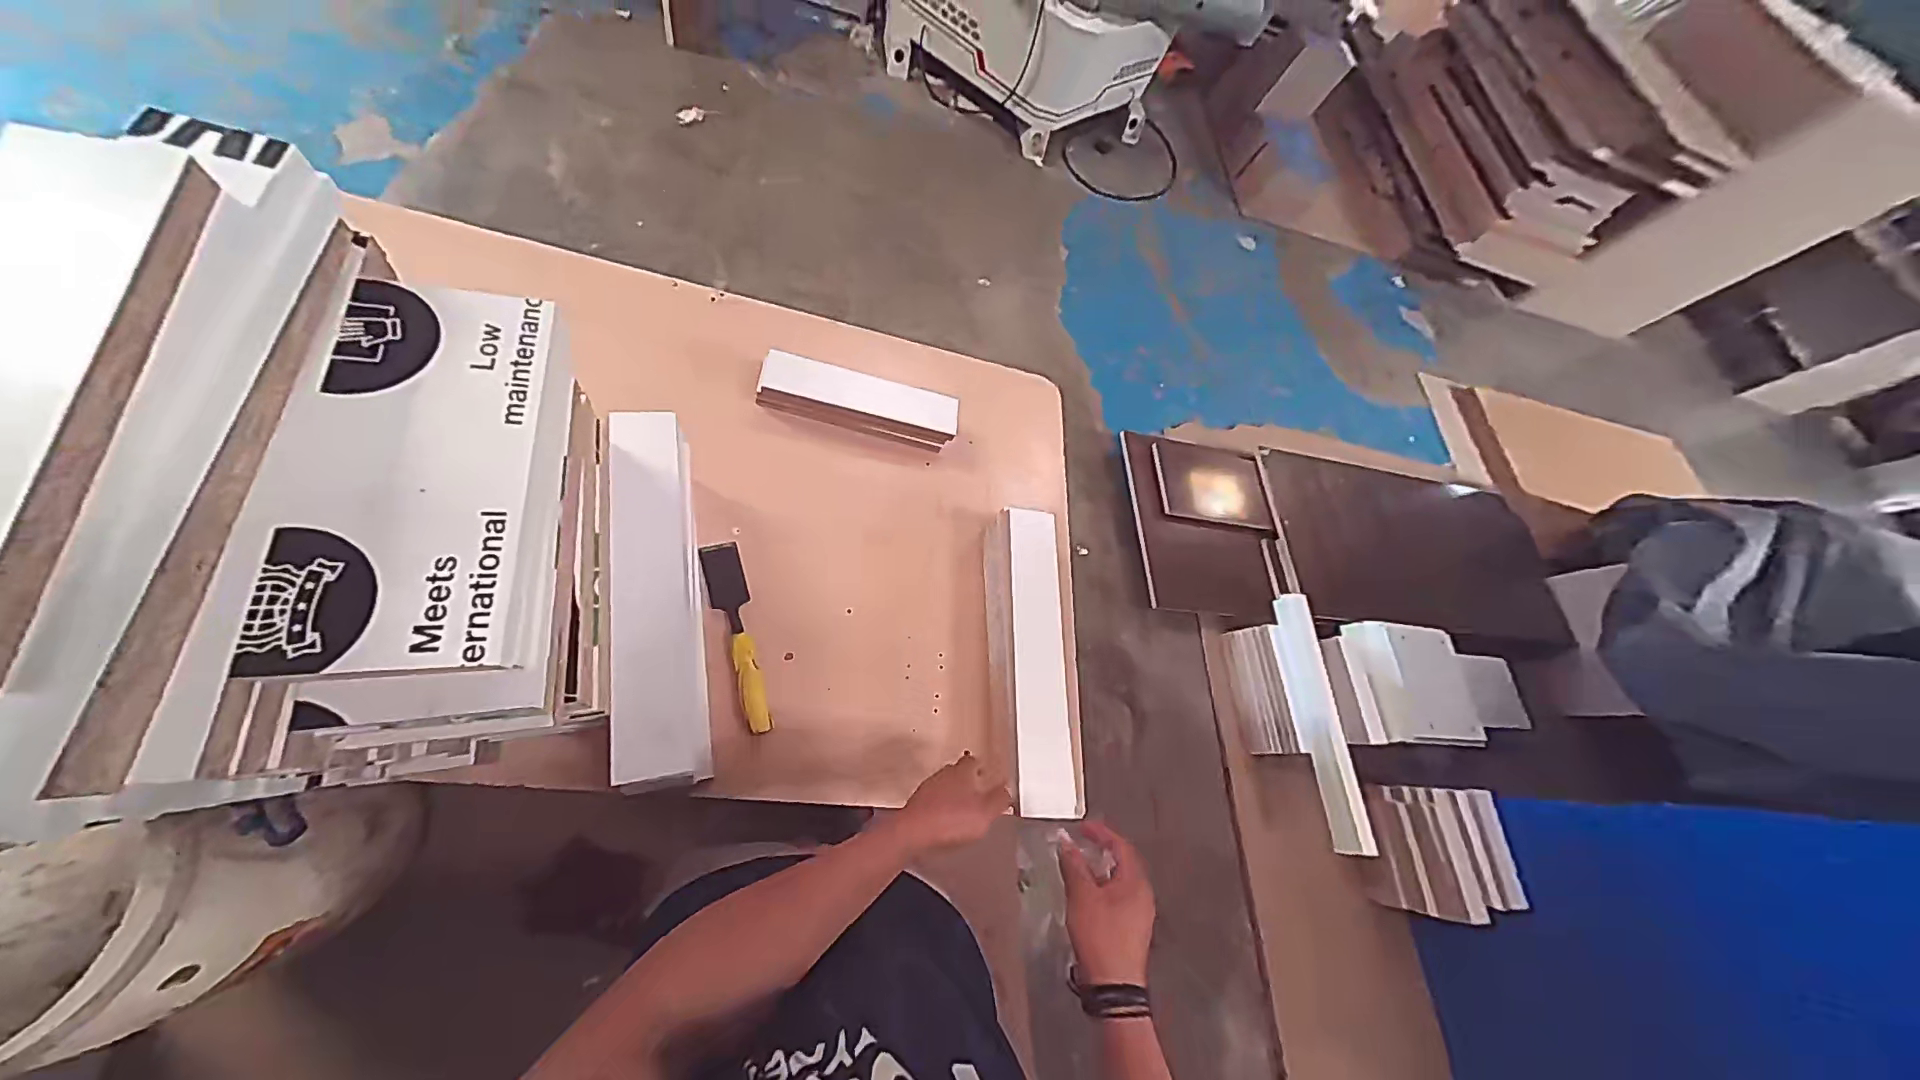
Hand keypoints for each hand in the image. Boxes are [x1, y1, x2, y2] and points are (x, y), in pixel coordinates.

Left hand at [883, 753, 1010, 855]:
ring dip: (953, 793)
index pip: (973, 760)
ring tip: (962, 807)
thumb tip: (1007, 792)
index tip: (987, 771)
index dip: (981, 766)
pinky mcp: (917, 804)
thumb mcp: (986, 813)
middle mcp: (943, 775)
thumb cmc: (948, 820)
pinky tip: (945, 820)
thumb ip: (999, 800)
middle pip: (957, 771)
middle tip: (976, 788)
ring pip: (944, 784)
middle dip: (967, 779)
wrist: (913, 833)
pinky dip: (940, 806)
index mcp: (962, 771)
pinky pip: (932, 800)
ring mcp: (928, 788)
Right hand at [1058, 820, 1155, 986]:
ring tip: (1081, 866)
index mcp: (1136, 882)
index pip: (1121, 846)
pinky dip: (1103, 886)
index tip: (1083, 828)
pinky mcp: (1133, 928)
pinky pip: (1119, 896)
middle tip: (1083, 843)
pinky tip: (1088, 894)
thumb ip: (1073, 864)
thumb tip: (1065, 841)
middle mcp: (1143, 894)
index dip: (1101, 833)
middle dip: (1102, 850)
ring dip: (1101, 869)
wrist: (1114, 986)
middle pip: (1123, 862)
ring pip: (1121, 881)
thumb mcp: (1081, 895)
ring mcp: (1141, 913)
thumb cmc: (1100, 935)